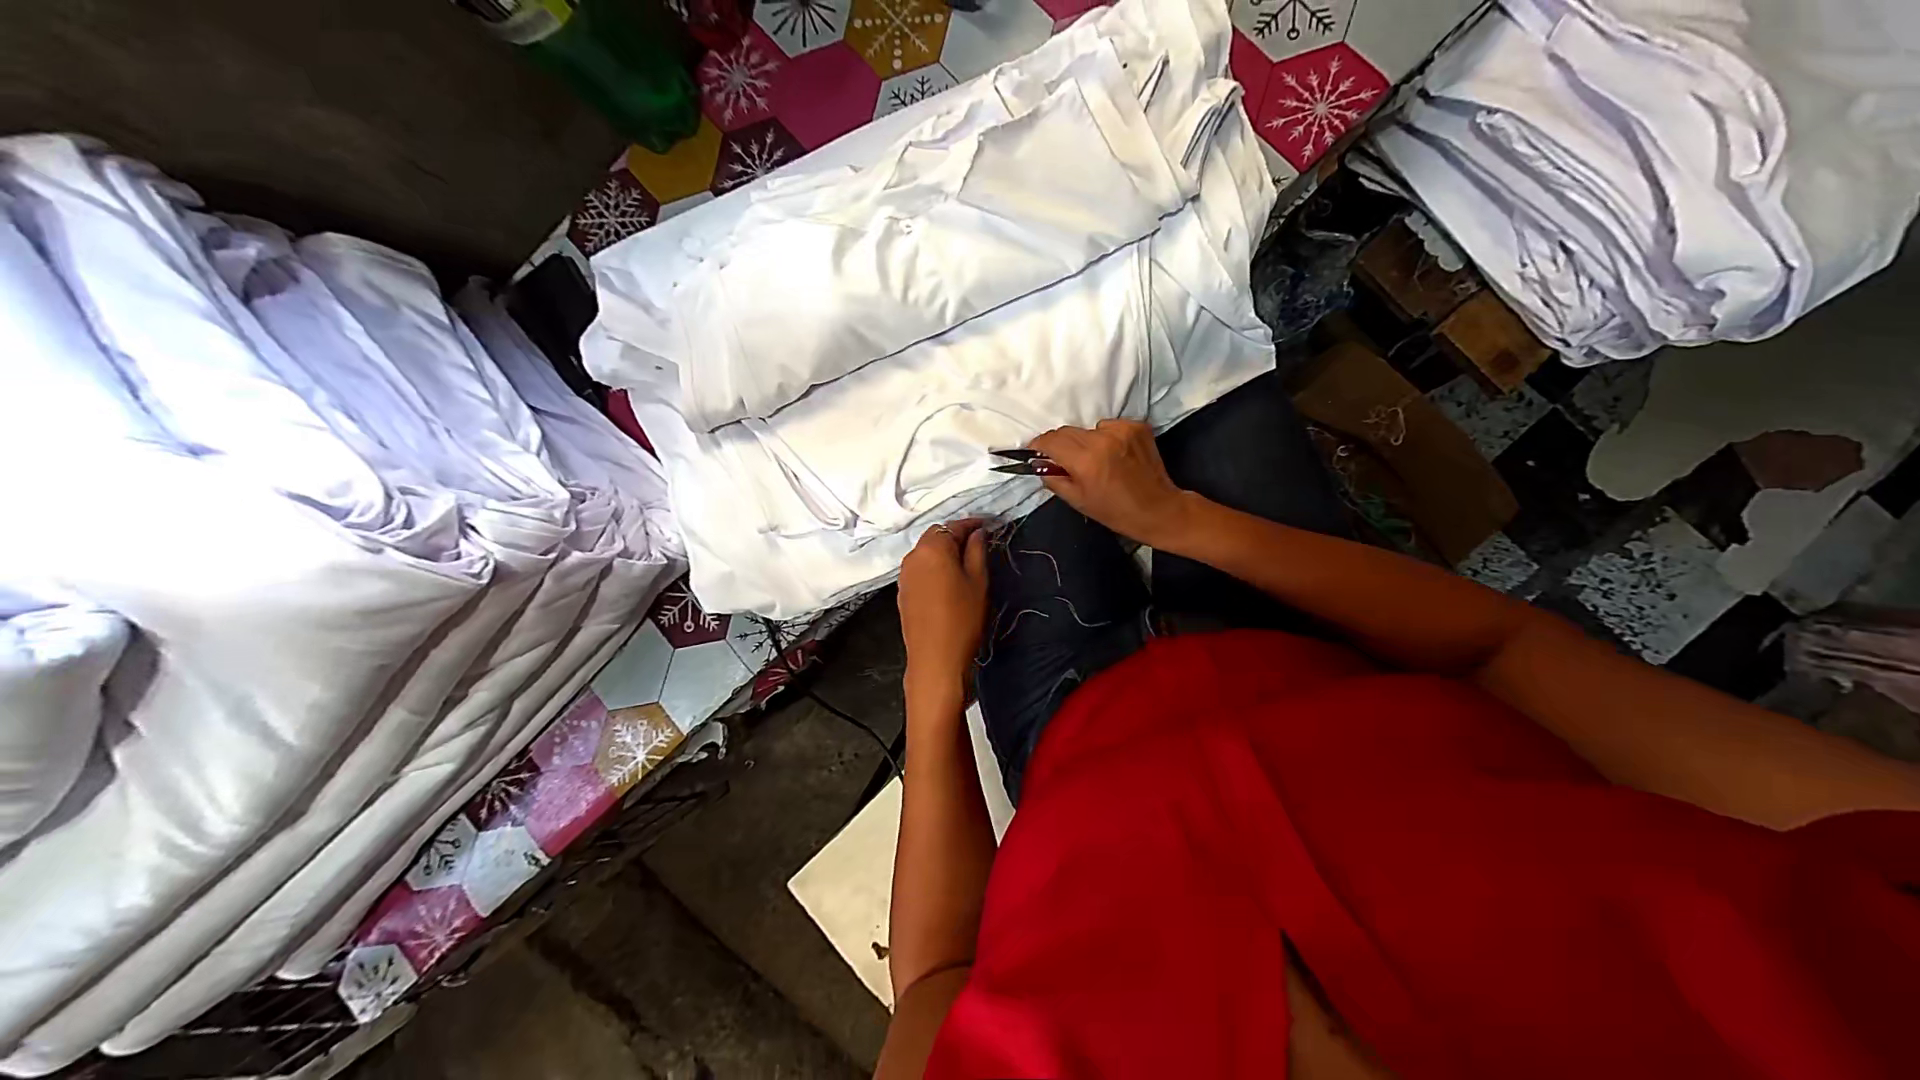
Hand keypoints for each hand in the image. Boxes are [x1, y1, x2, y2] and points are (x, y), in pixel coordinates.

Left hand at [897, 518, 990, 700]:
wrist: (936, 659)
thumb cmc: (963, 618)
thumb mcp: (978, 582)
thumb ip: (977, 551)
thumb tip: (977, 533)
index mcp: (932, 549)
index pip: (953, 526)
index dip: (972, 524)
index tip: (988, 526)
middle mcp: (913, 557)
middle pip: (935, 536)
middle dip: (955, 536)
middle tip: (978, 543)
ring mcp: (904, 575)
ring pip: (925, 553)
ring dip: (943, 551)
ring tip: (965, 561)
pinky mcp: (903, 592)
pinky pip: (919, 569)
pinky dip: (933, 567)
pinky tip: (948, 579)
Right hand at [1029, 420, 1195, 547]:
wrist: (1158, 509)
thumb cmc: (1116, 511)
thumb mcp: (1078, 501)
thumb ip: (1054, 478)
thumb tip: (1040, 463)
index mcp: (1085, 461)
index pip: (1051, 441)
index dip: (1039, 446)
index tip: (1036, 452)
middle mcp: (1102, 440)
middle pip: (1067, 431)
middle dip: (1060, 445)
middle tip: (1063, 461)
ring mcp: (1122, 430)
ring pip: (1089, 429)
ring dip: (1085, 441)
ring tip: (1096, 460)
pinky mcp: (1137, 427)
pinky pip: (1110, 426)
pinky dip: (1107, 438)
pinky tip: (1115, 454)